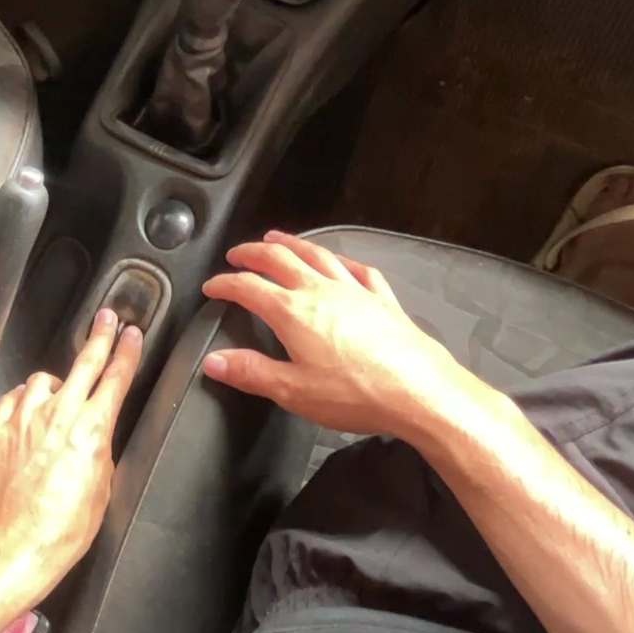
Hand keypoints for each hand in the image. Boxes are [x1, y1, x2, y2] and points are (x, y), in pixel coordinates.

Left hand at [0, 308, 142, 606]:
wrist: (19, 543)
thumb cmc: (65, 525)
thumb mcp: (103, 485)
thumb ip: (99, 447)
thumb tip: (95, 432)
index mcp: (92, 428)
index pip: (116, 378)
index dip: (126, 352)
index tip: (132, 334)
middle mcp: (59, 414)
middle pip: (84, 362)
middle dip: (99, 336)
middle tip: (106, 318)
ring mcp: (26, 417)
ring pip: (44, 379)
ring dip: (55, 383)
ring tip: (59, 395)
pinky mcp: (0, 428)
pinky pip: (14, 398)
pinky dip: (24, 400)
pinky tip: (27, 411)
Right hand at [201, 232, 515, 441]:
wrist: (420, 392)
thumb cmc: (358, 394)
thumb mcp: (293, 391)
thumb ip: (250, 372)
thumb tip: (214, 361)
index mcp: (293, 312)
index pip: (248, 287)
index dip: (225, 284)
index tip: (212, 286)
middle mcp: (321, 291)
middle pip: (279, 259)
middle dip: (253, 252)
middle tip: (238, 252)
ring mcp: (354, 291)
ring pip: (316, 255)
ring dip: (292, 244)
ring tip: (277, 238)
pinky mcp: (382, 300)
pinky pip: (357, 270)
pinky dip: (341, 261)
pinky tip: (339, 262)